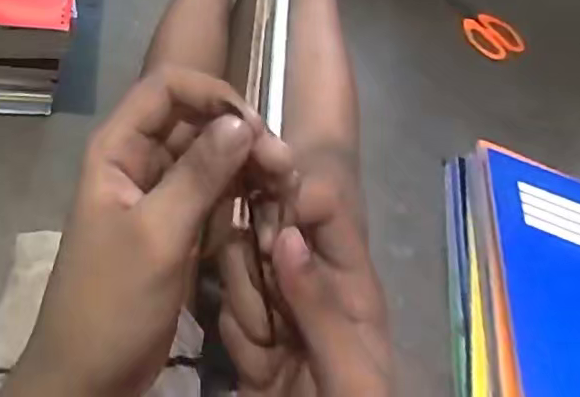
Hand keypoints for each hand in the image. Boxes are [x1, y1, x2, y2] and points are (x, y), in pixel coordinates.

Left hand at [6, 68, 293, 396]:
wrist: (89, 380)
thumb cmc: (111, 304)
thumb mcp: (157, 236)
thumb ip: (198, 175)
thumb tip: (241, 122)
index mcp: (119, 146)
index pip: (167, 87)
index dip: (211, 93)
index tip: (252, 124)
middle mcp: (139, 155)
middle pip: (195, 117)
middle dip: (239, 132)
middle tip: (282, 164)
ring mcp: (159, 186)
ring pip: (210, 152)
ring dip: (246, 162)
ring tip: (284, 184)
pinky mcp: (177, 217)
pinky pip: (214, 187)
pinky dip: (241, 190)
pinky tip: (269, 203)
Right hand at [219, 174, 392, 396]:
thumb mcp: (351, 377)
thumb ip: (319, 304)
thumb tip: (286, 233)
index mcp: (349, 279)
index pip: (322, 207)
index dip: (292, 201)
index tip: (267, 232)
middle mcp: (312, 280)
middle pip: (270, 226)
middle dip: (257, 265)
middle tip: (266, 308)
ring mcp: (279, 306)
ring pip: (241, 262)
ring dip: (247, 307)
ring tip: (266, 352)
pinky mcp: (251, 334)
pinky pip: (228, 305)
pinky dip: (238, 336)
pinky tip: (255, 368)